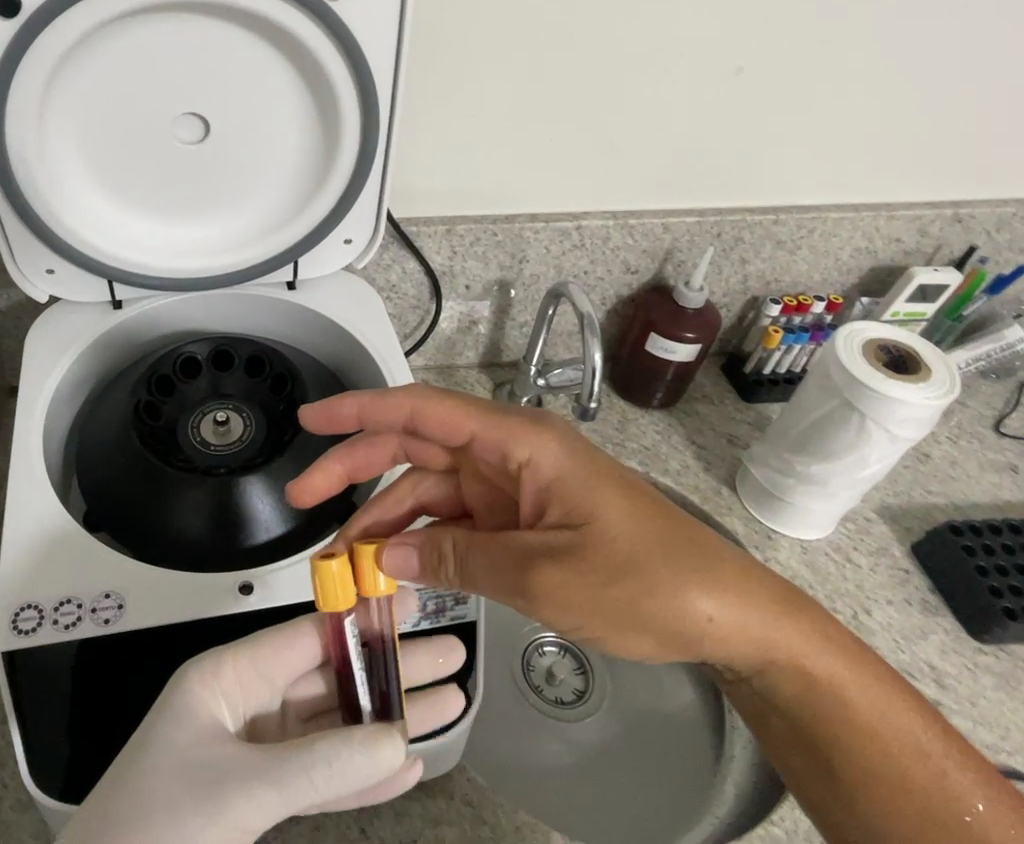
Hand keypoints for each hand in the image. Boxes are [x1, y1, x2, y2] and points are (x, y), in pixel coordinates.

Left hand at [57, 591, 467, 843]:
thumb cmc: (157, 824)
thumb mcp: (239, 788)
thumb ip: (321, 764)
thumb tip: (398, 740)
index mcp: (226, 680)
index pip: (304, 636)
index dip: (360, 619)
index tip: (411, 604)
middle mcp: (243, 706)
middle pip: (329, 680)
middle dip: (389, 670)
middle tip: (452, 654)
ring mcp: (251, 754)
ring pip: (331, 730)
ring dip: (387, 723)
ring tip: (449, 704)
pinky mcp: (256, 798)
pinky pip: (319, 778)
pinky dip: (361, 775)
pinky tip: (406, 767)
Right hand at [284, 384, 811, 674]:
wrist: (720, 613)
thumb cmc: (645, 579)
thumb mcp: (543, 574)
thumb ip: (456, 558)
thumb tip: (384, 554)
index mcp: (518, 442)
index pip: (422, 410)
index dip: (360, 410)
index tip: (312, 418)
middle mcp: (509, 455)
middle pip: (415, 446)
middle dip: (355, 467)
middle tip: (303, 498)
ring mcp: (513, 489)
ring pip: (428, 490)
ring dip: (384, 518)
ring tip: (340, 556)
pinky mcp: (519, 521)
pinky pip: (453, 522)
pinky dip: (420, 542)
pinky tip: (391, 565)